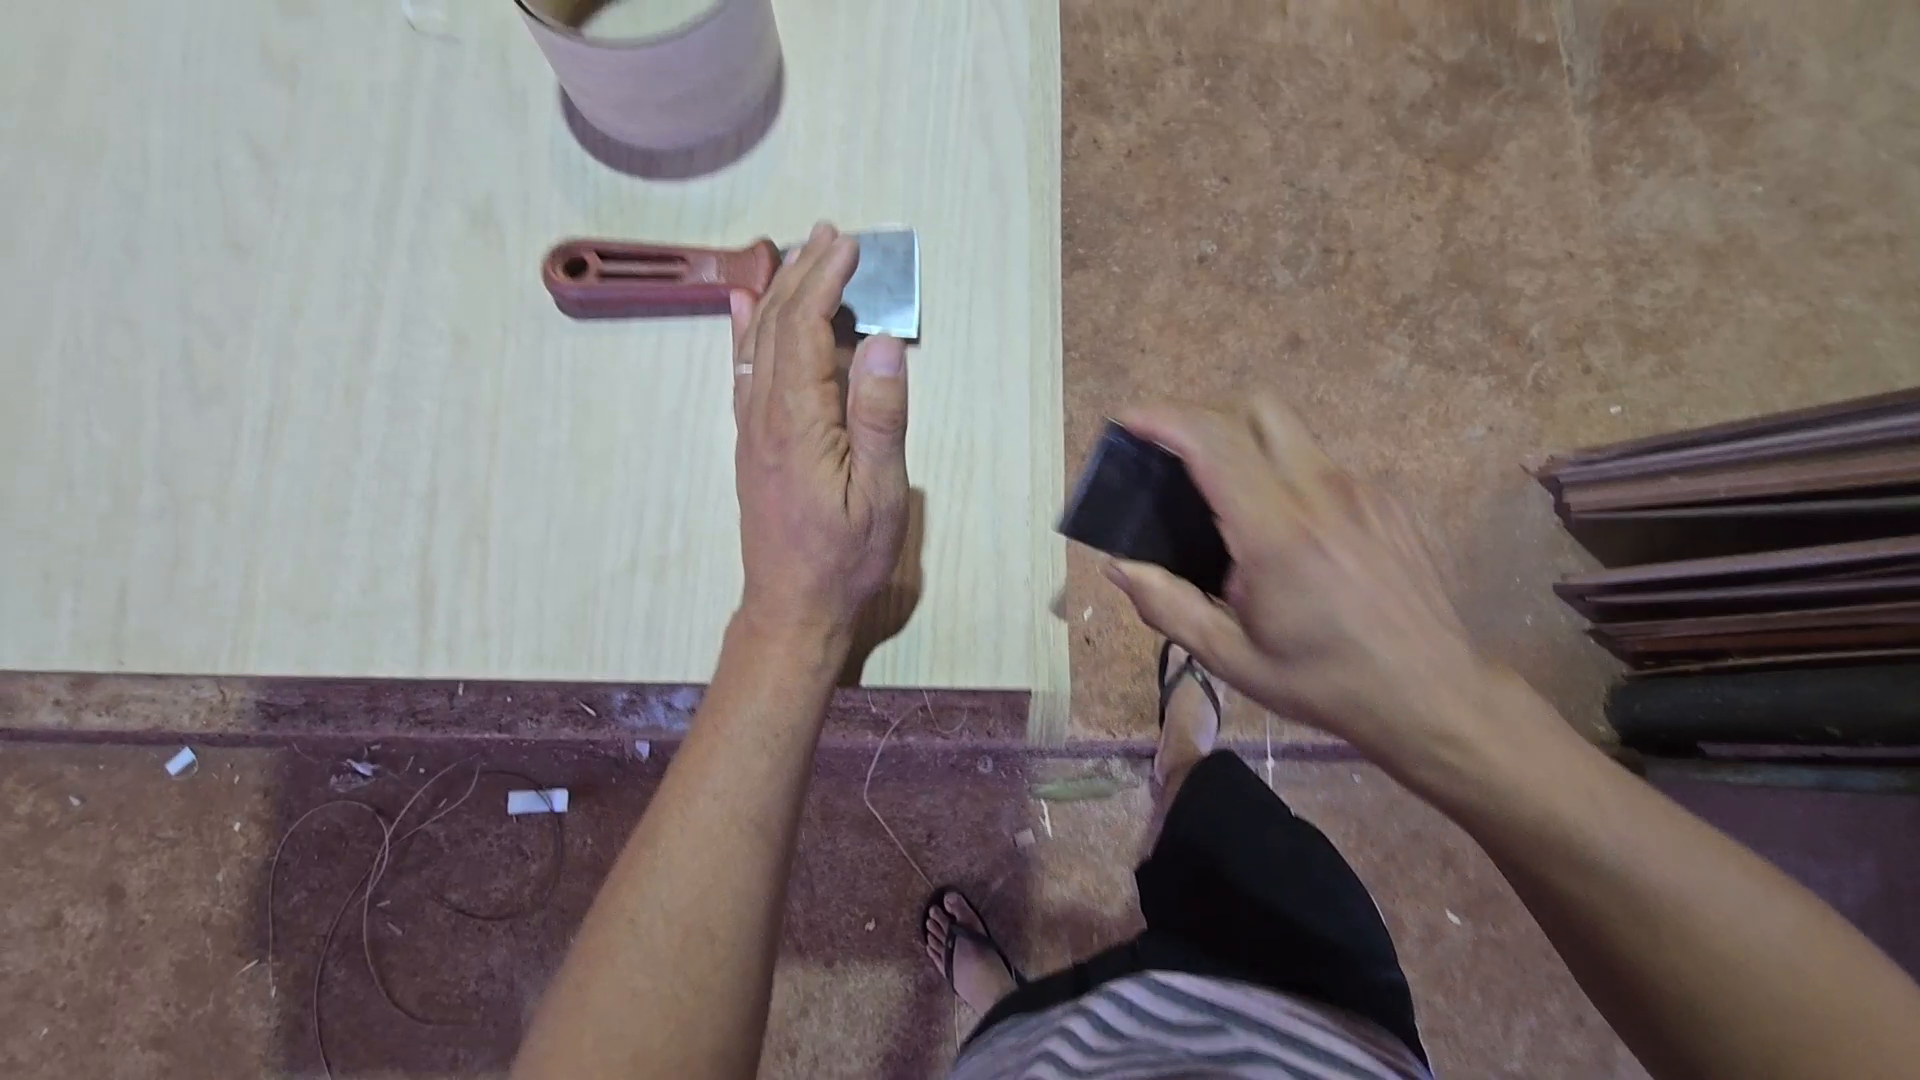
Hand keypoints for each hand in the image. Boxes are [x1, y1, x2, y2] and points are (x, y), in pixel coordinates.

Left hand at [728, 223, 909, 646]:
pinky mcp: (750, 445)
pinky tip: (745, 312)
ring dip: (778, 294)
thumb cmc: (845, 556)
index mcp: (798, 422)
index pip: (806, 329)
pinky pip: (743, 375)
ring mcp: (751, 430)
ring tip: (798, 257)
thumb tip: (882, 342)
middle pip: (777, 326)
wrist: (792, 605)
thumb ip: (879, 416)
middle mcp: (764, 415)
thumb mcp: (881, 494)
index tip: (849, 244)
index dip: (826, 280)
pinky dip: (746, 334)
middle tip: (829, 234)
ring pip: (757, 345)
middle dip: (803, 274)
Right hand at [1104, 393, 1505, 776]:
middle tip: (1177, 457)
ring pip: (1291, 437)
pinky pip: (1323, 469)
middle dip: (1206, 416)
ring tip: (1229, 508)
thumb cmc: (1324, 682)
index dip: (1165, 418)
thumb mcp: (1232, 658)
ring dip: (1247, 450)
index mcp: (1278, 534)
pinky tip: (1289, 538)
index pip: (1216, 442)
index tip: (1130, 420)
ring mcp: (1365, 491)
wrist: (1434, 695)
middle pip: (1257, 408)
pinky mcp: (1390, 501)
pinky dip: (1287, 481)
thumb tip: (1119, 566)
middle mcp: (1324, 494)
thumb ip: (1168, 606)